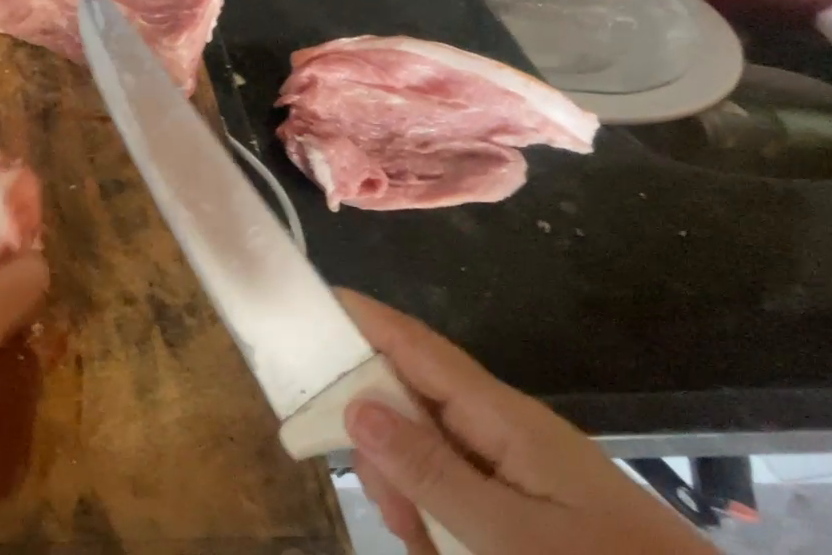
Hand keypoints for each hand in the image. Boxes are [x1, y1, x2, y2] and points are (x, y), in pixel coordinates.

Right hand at [337, 289, 715, 554]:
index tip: (306, 301)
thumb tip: (355, 405)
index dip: (360, 317)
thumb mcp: (508, 537)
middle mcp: (503, 427)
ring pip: (425, 447)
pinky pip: (454, 483)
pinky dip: (436, 512)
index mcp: (503, 417)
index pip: (414, 345)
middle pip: (409, 400)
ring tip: (424, 542)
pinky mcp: (525, 498)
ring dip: (407, 489)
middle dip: (378, 442)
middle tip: (389, 507)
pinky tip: (442, 546)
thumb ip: (429, 470)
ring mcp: (515, 464)